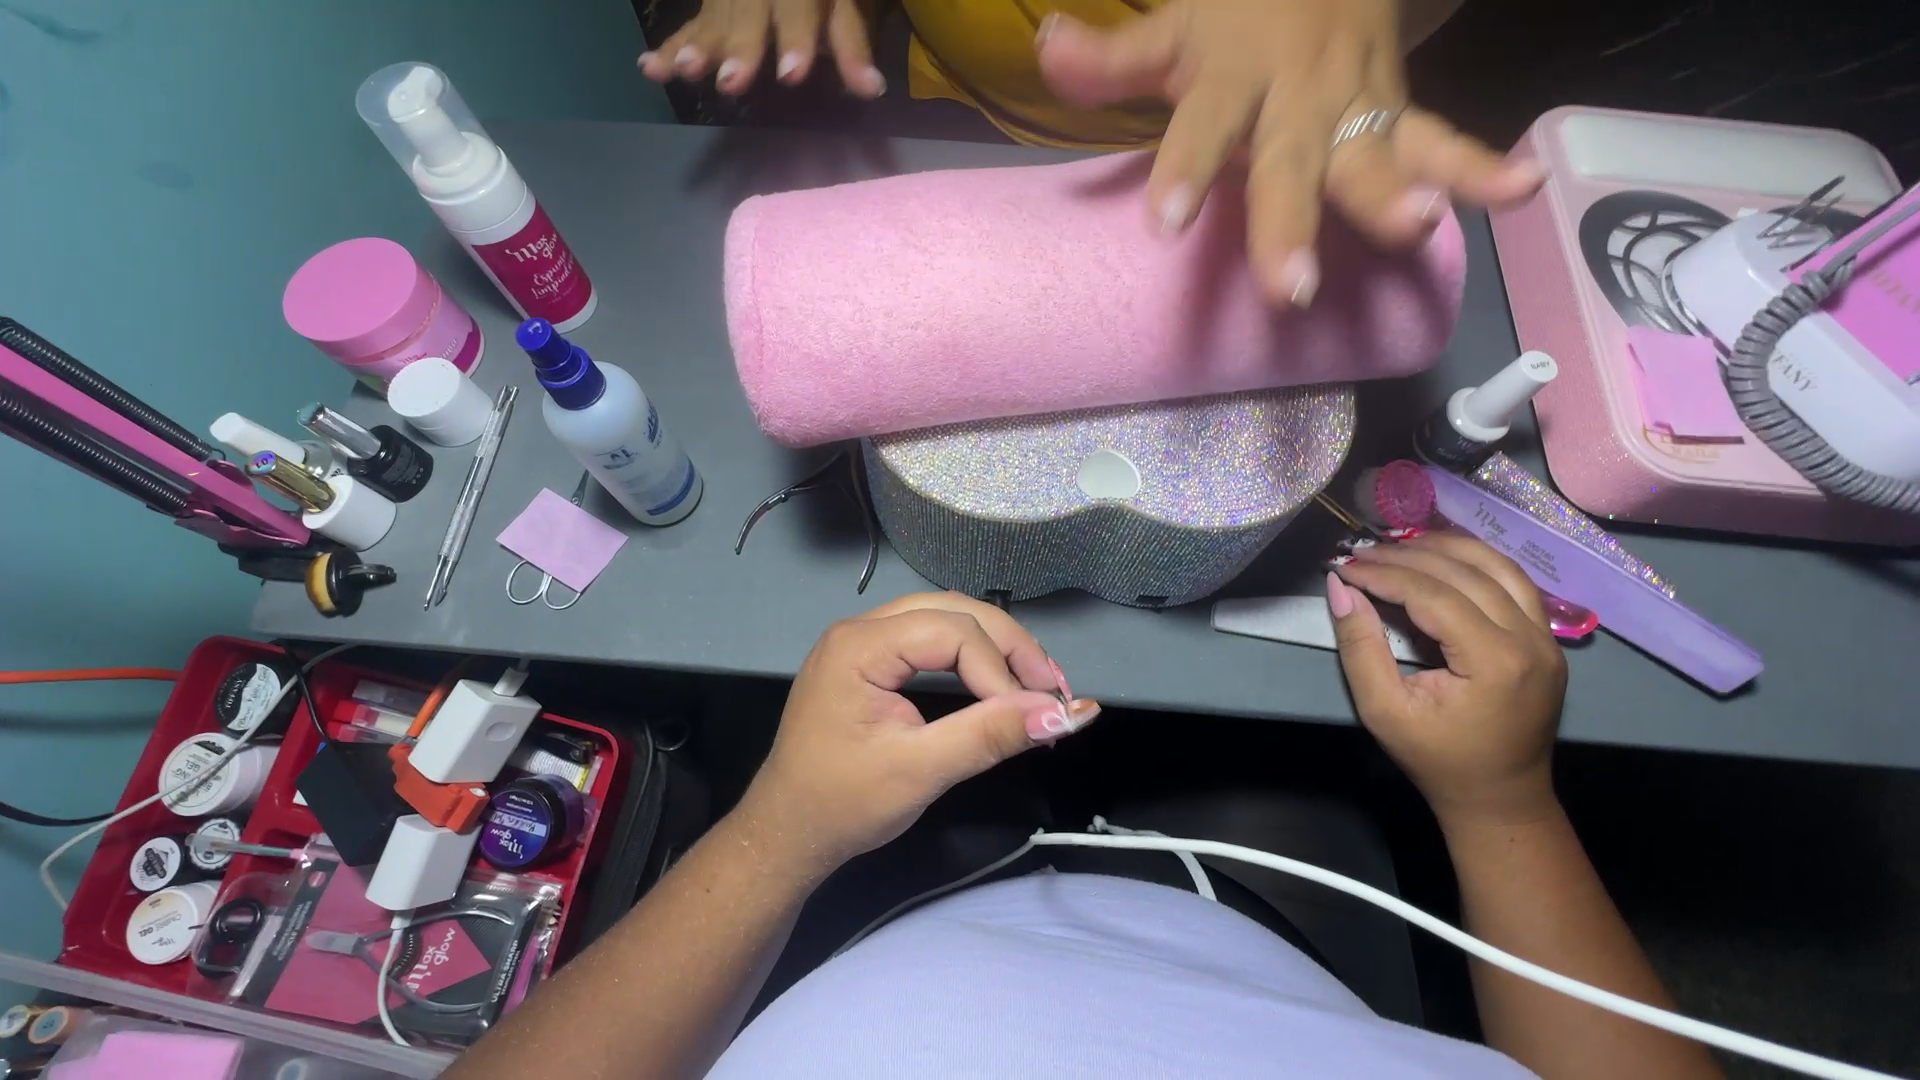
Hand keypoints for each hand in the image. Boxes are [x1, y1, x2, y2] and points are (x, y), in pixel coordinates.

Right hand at [638, 0, 885, 97]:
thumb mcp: (841, 7)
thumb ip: (851, 47)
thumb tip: (872, 88)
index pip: (797, 6)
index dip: (795, 39)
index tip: (791, 73)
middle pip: (746, 12)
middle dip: (740, 48)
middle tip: (732, 82)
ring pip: (711, 18)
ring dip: (696, 48)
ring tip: (684, 72)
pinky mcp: (709, 9)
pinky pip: (689, 27)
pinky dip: (669, 48)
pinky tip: (650, 69)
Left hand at [736, 593, 1099, 878]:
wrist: (786, 833)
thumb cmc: (844, 805)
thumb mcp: (921, 771)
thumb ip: (992, 735)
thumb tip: (1071, 713)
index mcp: (860, 645)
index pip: (953, 632)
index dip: (1001, 670)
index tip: (1035, 717)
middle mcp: (861, 628)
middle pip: (954, 612)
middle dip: (1009, 647)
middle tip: (1053, 691)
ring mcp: (863, 641)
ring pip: (946, 619)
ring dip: (995, 648)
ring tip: (1035, 686)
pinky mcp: (870, 660)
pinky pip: (930, 638)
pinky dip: (970, 657)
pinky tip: (996, 681)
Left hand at [1036, 0, 1544, 306]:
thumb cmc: (1233, 14)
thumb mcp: (1171, 30)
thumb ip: (1112, 58)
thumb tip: (1045, 46)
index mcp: (1231, 77)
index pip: (1202, 127)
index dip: (1185, 172)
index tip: (1163, 226)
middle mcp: (1296, 97)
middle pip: (1291, 164)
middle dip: (1291, 224)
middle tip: (1288, 290)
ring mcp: (1355, 104)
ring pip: (1376, 151)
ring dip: (1394, 193)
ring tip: (1414, 229)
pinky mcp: (1398, 111)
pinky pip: (1440, 135)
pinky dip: (1477, 164)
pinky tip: (1519, 191)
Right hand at [1328, 532, 1567, 826]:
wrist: (1498, 796)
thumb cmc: (1435, 757)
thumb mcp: (1382, 708)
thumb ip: (1360, 646)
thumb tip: (1340, 588)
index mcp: (1494, 661)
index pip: (1433, 594)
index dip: (1384, 574)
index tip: (1344, 567)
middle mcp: (1530, 640)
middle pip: (1464, 573)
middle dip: (1407, 556)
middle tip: (1360, 553)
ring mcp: (1546, 638)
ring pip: (1498, 566)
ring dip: (1446, 547)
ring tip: (1398, 544)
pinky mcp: (1546, 638)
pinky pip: (1514, 581)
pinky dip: (1475, 560)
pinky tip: (1440, 555)